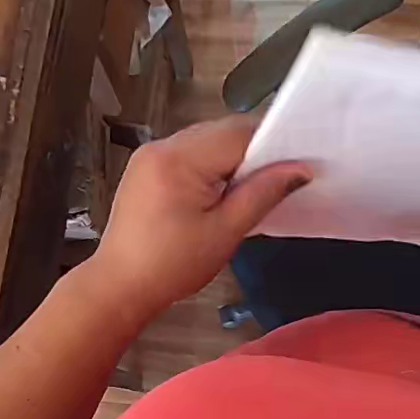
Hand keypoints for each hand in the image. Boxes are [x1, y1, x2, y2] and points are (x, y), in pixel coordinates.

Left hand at [85, 116, 310, 324]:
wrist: (120, 286)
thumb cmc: (171, 266)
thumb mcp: (226, 232)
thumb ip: (263, 194)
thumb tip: (299, 170)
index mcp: (179, 159)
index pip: (239, 133)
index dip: (273, 145)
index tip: (297, 165)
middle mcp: (162, 146)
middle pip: (222, 132)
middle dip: (254, 152)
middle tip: (278, 181)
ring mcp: (151, 154)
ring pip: (207, 141)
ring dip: (233, 160)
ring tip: (249, 191)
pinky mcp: (147, 167)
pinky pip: (190, 154)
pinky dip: (212, 167)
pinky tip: (222, 193)